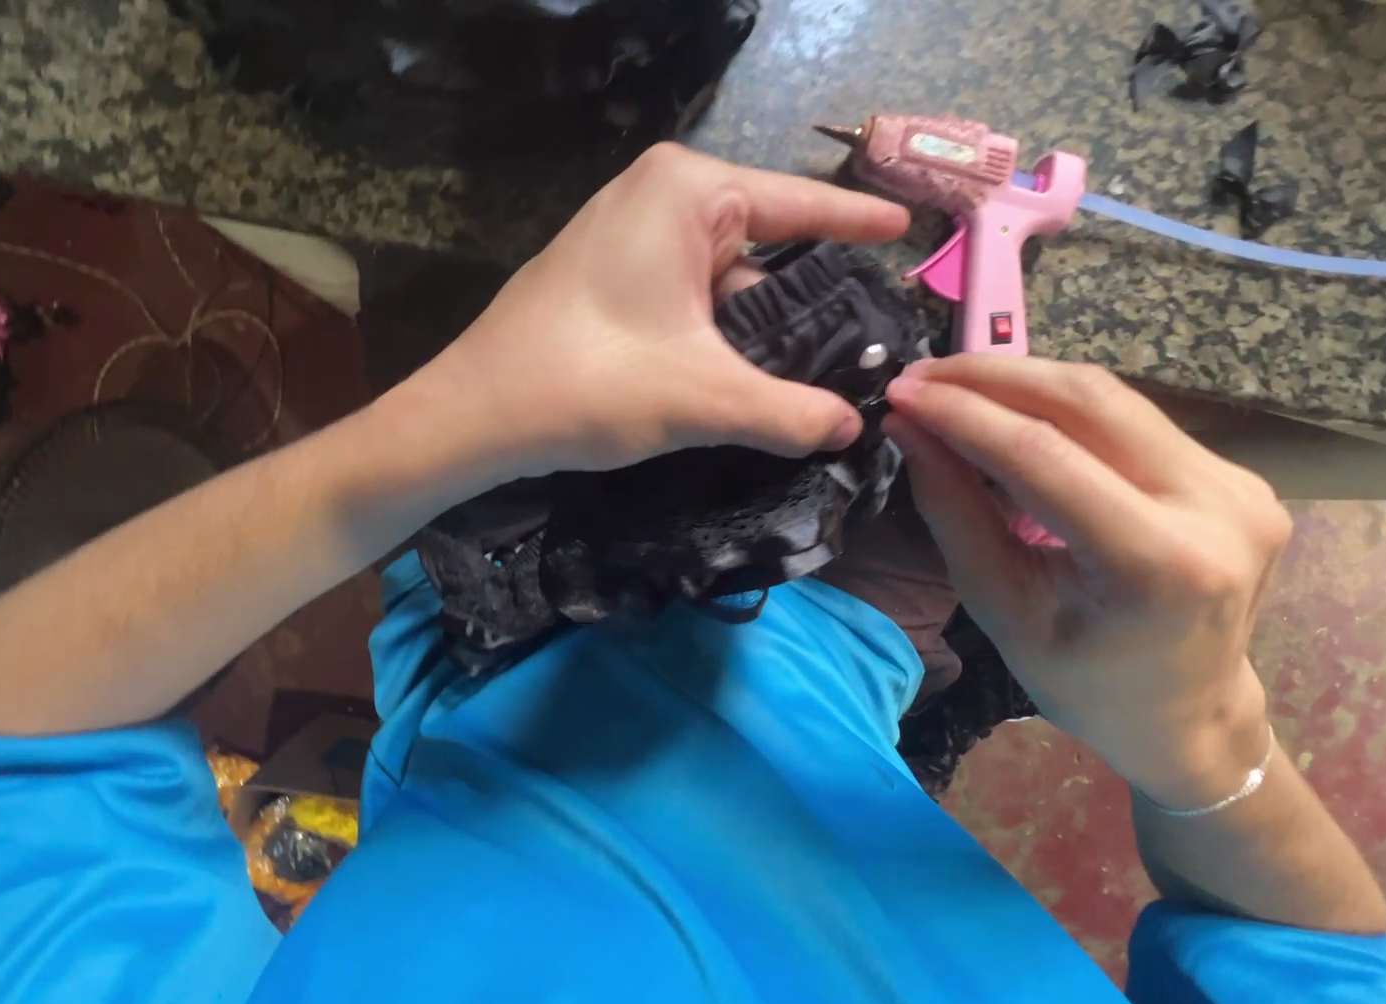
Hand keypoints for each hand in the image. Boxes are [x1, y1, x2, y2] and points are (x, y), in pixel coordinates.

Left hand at [397, 144, 908, 483]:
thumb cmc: (591, 383)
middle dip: (807, 299)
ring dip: (757, 331)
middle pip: (762, 247)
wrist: (477, 414)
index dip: (858, 220)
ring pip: (721, 282)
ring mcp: (625, 236)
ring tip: (813, 377)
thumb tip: (851, 428)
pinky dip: (715, 335)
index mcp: (689, 193)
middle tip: (864, 346)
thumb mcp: (705, 398)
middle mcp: (657, 198)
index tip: (907, 230)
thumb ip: (789, 412)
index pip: (800, 204)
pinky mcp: (605, 277)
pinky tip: (744, 377)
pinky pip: (684, 298)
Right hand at [882, 355, 1291, 809]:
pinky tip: (1008, 413)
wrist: (1188, 716)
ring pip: (1112, 399)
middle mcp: (1219, 506)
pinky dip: (1056, 409)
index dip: (963, 415)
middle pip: (1090, 401)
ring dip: (1022, 382)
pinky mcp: (1233, 473)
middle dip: (993, 377)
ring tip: (950, 385)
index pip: (1044, 456)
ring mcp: (1237, 483)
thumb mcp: (1000, 607)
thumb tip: (909, 430)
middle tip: (919, 375)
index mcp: (1160, 564)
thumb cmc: (1081, 683)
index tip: (900, 394)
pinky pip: (1129, 421)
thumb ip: (954, 510)